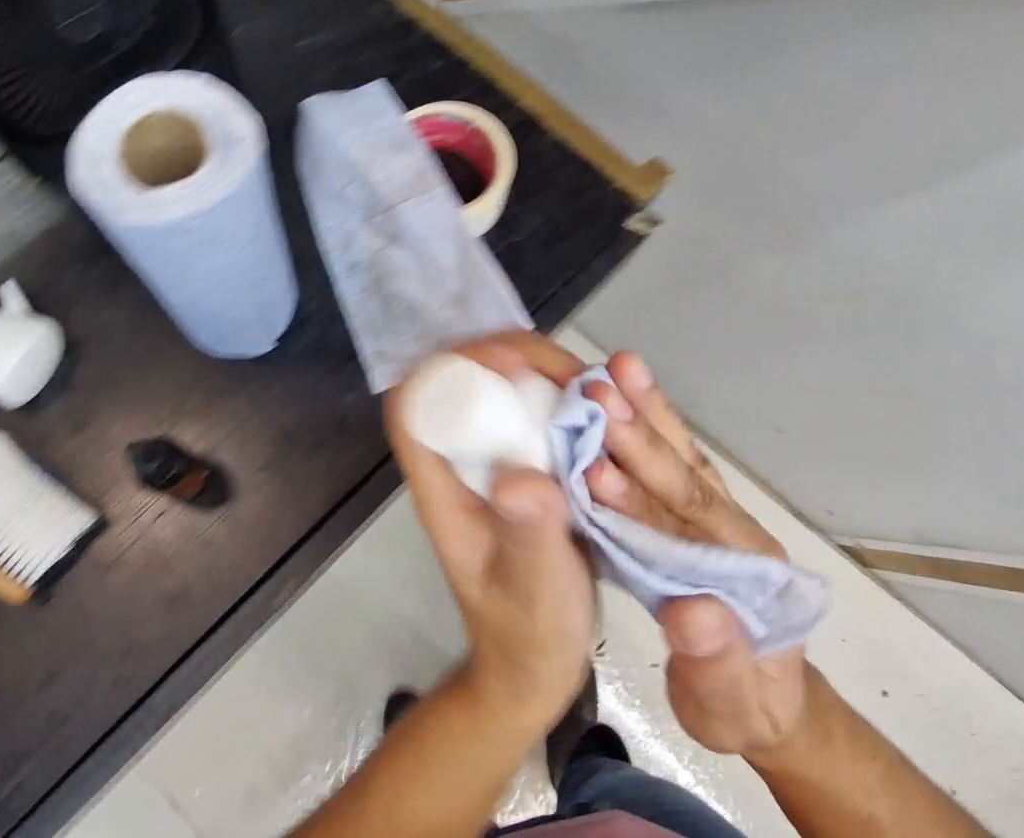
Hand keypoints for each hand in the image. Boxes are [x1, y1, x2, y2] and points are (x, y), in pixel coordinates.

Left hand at [387, 332, 596, 728]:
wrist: (536, 663)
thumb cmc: (526, 630)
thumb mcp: (534, 587)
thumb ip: (528, 535)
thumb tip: (523, 477)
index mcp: (441, 486)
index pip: (416, 406)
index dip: (451, 370)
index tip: (510, 364)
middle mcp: (460, 464)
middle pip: (462, 383)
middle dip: (513, 360)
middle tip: (576, 375)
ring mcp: (491, 464)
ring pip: (502, 392)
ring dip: (545, 376)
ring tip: (600, 389)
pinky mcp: (524, 467)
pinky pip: (536, 415)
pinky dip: (567, 401)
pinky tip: (607, 410)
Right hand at [584, 353, 811, 758]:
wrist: (764, 703)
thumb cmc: (742, 707)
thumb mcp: (729, 705)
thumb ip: (717, 662)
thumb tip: (693, 613)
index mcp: (745, 570)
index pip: (689, 524)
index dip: (641, 496)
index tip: (595, 467)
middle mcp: (733, 531)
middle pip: (683, 475)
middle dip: (637, 433)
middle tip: (594, 389)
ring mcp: (714, 519)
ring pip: (678, 457)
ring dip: (646, 411)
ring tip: (612, 367)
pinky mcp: (690, 516)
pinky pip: (669, 465)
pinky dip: (647, 425)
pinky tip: (622, 394)